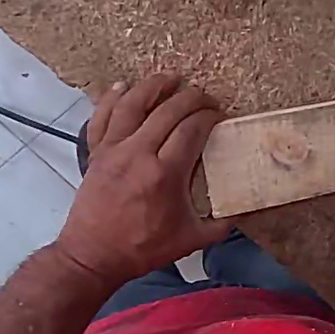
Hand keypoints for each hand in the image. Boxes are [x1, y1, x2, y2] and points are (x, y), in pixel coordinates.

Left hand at [52, 75, 230, 290]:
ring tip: (171, 77)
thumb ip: (221, 225)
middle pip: (168, 111)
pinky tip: (124, 86)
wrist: (92, 256)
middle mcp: (138, 154)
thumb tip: (241, 210)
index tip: (219, 115)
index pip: (192, 129)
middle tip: (205, 97)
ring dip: (154, 86)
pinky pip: (101, 117)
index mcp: (165, 174)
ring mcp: (113, 150)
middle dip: (191, 98)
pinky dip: (111, 99)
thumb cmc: (143, 248)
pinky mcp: (96, 153)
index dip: (209, 117)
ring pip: (133, 105)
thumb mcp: (191, 240)